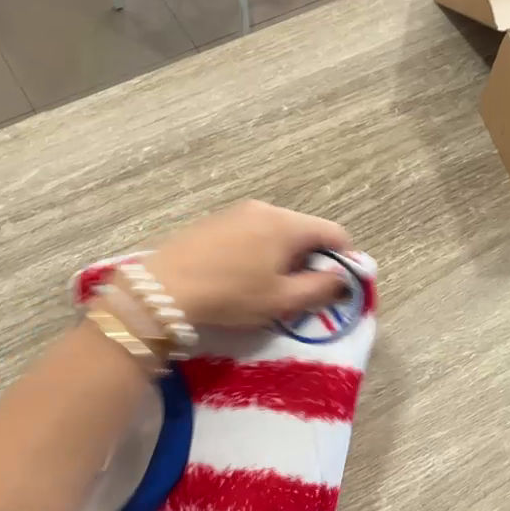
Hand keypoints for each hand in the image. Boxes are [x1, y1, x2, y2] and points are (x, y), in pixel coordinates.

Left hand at [147, 201, 352, 328]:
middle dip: (312, 260)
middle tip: (302, 293)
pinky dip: (260, 253)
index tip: (337, 287)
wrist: (164, 288)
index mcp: (288, 225)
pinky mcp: (215, 222)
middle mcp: (266, 209)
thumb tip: (343, 279)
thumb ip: (321, 288)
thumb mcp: (282, 301)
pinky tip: (243, 278)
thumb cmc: (231, 296)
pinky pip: (252, 234)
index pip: (335, 233)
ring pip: (278, 233)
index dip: (345, 260)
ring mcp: (237, 212)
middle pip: (306, 231)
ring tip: (270, 288)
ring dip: (285, 258)